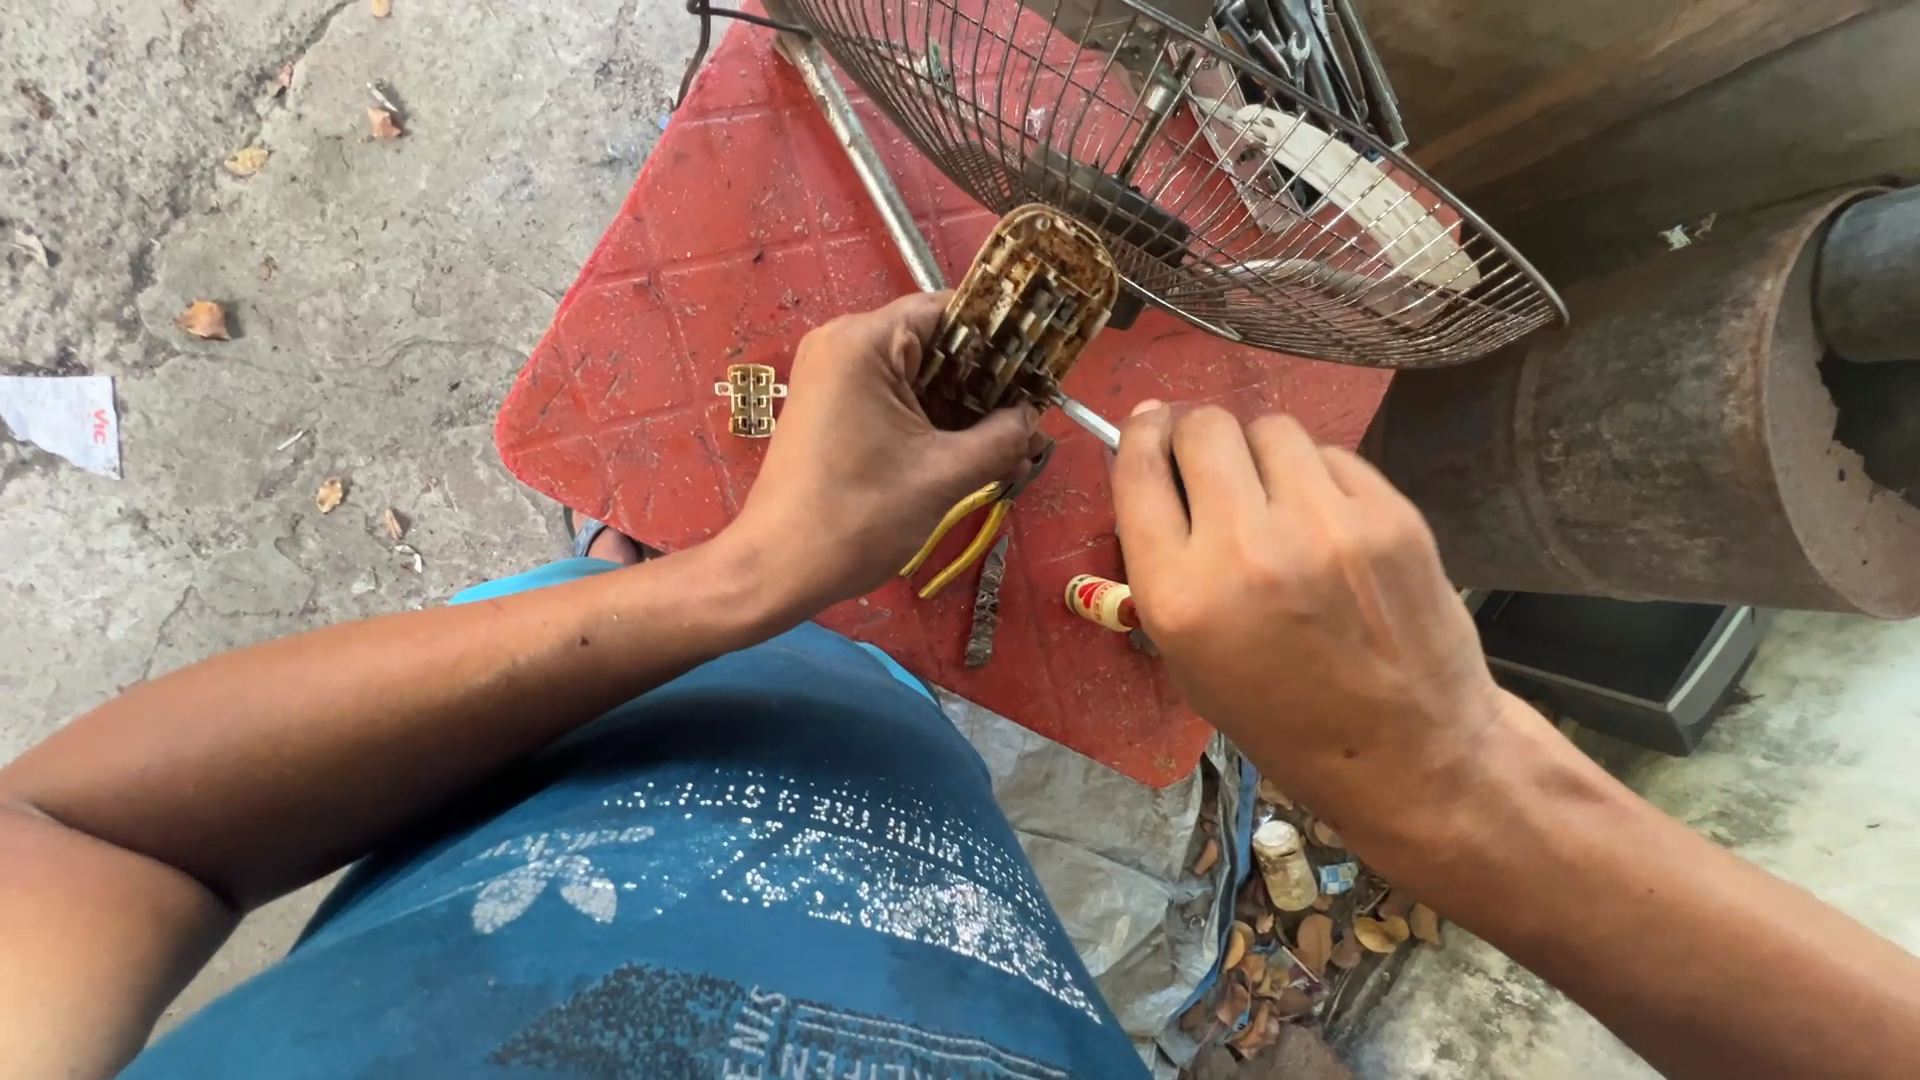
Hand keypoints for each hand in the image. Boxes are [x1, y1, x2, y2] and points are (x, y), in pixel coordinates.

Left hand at [726, 292, 1044, 613]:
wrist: (779, 570)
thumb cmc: (857, 519)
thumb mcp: (942, 476)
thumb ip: (1000, 439)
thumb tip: (1034, 421)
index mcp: (863, 343)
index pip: (949, 313)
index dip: (1001, 339)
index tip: (1039, 372)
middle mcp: (844, 347)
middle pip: (935, 346)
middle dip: (986, 385)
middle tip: (1030, 419)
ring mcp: (834, 380)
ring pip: (919, 379)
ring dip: (963, 411)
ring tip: (1010, 447)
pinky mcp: (833, 411)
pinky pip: (896, 403)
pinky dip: (932, 425)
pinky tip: (972, 456)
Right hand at [1112, 403, 1511, 849]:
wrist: (1403, 749)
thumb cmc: (1275, 712)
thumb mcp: (1184, 654)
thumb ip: (1161, 562)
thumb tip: (1159, 471)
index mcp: (1179, 596)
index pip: (1139, 475)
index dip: (1137, 436)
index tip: (1145, 422)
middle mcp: (1244, 550)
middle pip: (1203, 429)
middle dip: (1194, 434)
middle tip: (1207, 460)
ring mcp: (1323, 527)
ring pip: (1269, 428)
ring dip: (1256, 451)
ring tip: (1270, 492)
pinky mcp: (1389, 515)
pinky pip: (1329, 454)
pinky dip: (1312, 473)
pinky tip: (1321, 515)